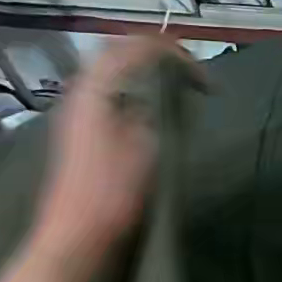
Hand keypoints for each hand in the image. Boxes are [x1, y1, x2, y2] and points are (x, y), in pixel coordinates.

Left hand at [29, 35, 197, 250]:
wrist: (77, 234)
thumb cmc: (115, 190)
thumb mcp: (149, 142)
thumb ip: (162, 105)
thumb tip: (175, 86)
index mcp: (97, 89)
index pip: (137, 47)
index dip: (174, 53)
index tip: (203, 75)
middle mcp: (82, 91)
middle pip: (119, 51)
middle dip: (158, 55)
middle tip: (192, 73)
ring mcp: (78, 111)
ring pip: (114, 71)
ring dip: (147, 71)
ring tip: (179, 88)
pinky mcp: (82, 130)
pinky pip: (112, 92)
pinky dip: (137, 89)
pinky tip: (156, 109)